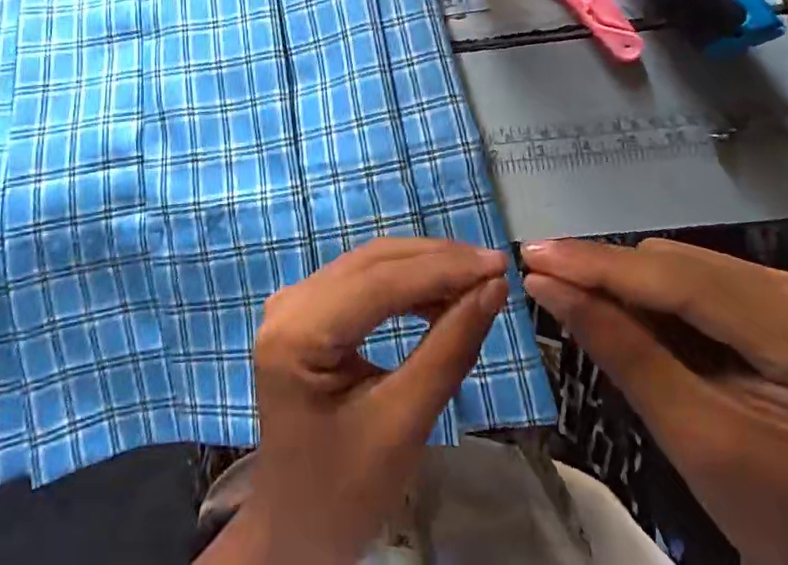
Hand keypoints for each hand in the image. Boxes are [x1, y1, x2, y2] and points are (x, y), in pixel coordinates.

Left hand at [203, 238, 510, 564]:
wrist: (298, 525)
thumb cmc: (347, 487)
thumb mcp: (405, 420)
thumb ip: (450, 347)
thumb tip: (493, 288)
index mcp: (297, 333)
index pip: (380, 281)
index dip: (444, 268)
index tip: (499, 264)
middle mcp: (288, 304)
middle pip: (373, 263)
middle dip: (438, 261)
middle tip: (495, 268)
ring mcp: (292, 304)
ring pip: (370, 265)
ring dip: (425, 268)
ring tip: (478, 281)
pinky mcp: (305, 312)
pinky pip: (362, 282)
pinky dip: (406, 284)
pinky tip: (442, 296)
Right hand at [523, 238, 787, 564]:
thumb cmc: (770, 514)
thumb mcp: (690, 434)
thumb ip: (620, 347)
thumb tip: (544, 283)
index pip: (690, 285)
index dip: (605, 266)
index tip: (536, 255)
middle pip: (688, 267)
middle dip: (611, 274)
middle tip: (543, 279)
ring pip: (690, 267)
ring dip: (629, 282)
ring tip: (575, 294)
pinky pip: (704, 281)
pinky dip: (657, 295)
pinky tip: (623, 308)